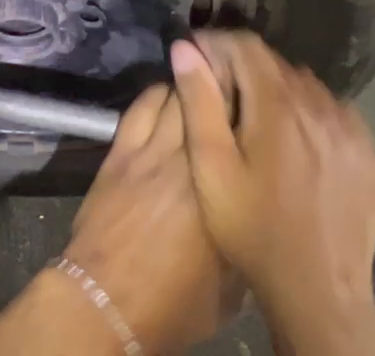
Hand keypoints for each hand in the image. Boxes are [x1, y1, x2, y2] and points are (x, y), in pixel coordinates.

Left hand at [62, 83, 240, 351]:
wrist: (107, 300)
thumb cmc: (176, 303)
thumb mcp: (233, 283)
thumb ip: (243, 236)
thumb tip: (251, 208)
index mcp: (227, 196)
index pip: (246, 137)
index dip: (257, 111)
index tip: (267, 96)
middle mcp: (192, 164)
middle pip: (211, 106)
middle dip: (226, 83)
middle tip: (239, 70)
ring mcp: (152, 154)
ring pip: (176, 99)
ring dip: (192, 82)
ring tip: (205, 71)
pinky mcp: (121, 153)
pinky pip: (141, 108)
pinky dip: (157, 93)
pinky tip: (167, 89)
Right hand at [169, 33, 374, 352]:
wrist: (318, 292)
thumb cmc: (252, 228)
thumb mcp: (211, 165)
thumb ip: (198, 101)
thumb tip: (185, 49)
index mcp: (279, 105)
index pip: (246, 45)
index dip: (215, 43)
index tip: (194, 58)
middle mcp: (321, 106)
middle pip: (276, 63)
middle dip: (242, 67)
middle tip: (218, 94)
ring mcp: (351, 130)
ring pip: (306, 86)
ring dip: (275, 89)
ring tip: (253, 120)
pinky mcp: (368, 153)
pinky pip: (332, 112)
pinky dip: (307, 113)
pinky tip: (293, 144)